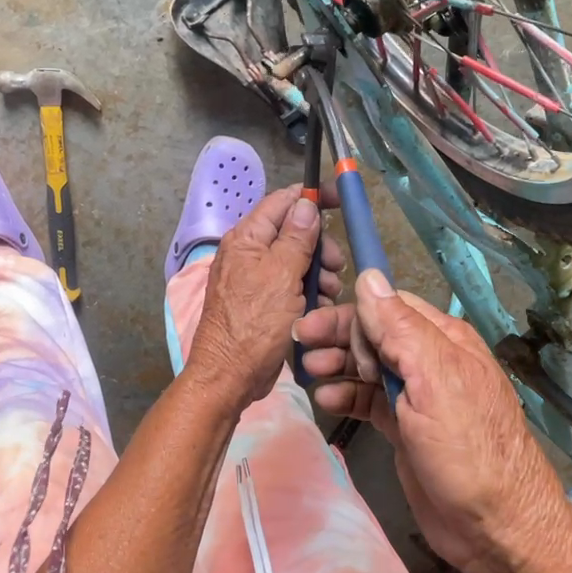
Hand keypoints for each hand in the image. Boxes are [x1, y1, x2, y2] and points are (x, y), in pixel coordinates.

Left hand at [187, 185, 347, 411]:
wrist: (229, 375)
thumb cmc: (255, 323)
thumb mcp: (282, 275)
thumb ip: (296, 237)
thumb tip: (306, 203)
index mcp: (247, 237)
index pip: (282, 201)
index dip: (312, 197)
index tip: (342, 201)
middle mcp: (248, 252)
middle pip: (292, 231)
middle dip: (319, 244)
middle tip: (336, 265)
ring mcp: (253, 277)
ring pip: (295, 259)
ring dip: (317, 271)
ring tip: (328, 291)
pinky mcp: (261, 301)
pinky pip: (289, 284)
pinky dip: (307, 290)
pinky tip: (320, 305)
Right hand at [294, 270, 571, 572]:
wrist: (497, 531)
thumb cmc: (468, 451)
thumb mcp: (435, 381)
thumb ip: (400, 328)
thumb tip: (368, 276)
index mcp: (444, 341)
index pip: (389, 307)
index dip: (353, 313)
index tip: (317, 325)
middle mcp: (430, 362)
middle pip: (375, 335)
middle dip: (338, 335)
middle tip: (300, 342)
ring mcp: (417, 397)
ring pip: (369, 367)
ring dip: (338, 364)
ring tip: (308, 371)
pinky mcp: (405, 428)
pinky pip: (369, 400)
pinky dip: (346, 396)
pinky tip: (326, 400)